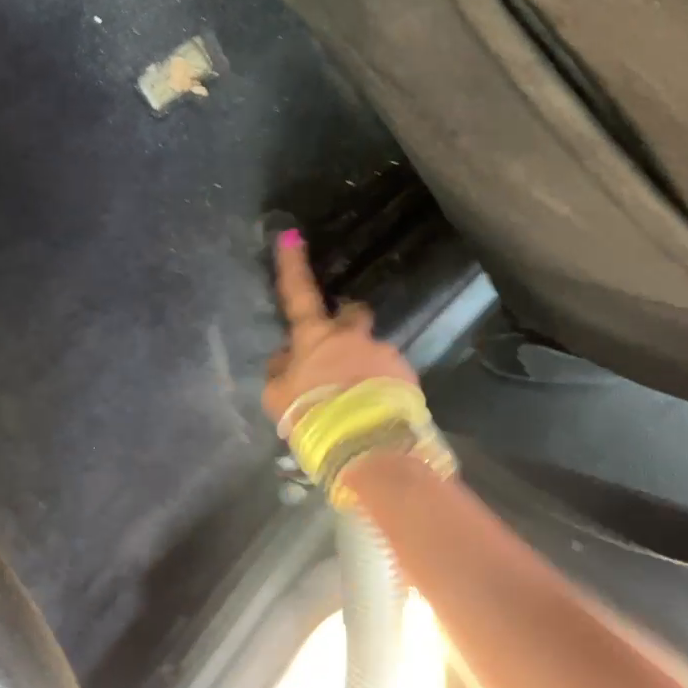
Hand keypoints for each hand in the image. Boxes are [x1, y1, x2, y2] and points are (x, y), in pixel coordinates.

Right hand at [262, 229, 416, 422]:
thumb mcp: (277, 397)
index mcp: (315, 337)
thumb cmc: (312, 417)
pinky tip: (372, 415)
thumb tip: (286, 357)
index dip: (292, 264)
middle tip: (339, 344)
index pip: (299, 292)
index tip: (291, 236)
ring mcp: (385, 356)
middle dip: (347, 321)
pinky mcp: (410, 381)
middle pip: (353, 313)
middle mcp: (353, 338)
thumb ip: (280, 370)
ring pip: (372, 353)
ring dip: (363, 368)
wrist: (369, 452)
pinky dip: (380, 391)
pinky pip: (390, 379)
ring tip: (355, 403)